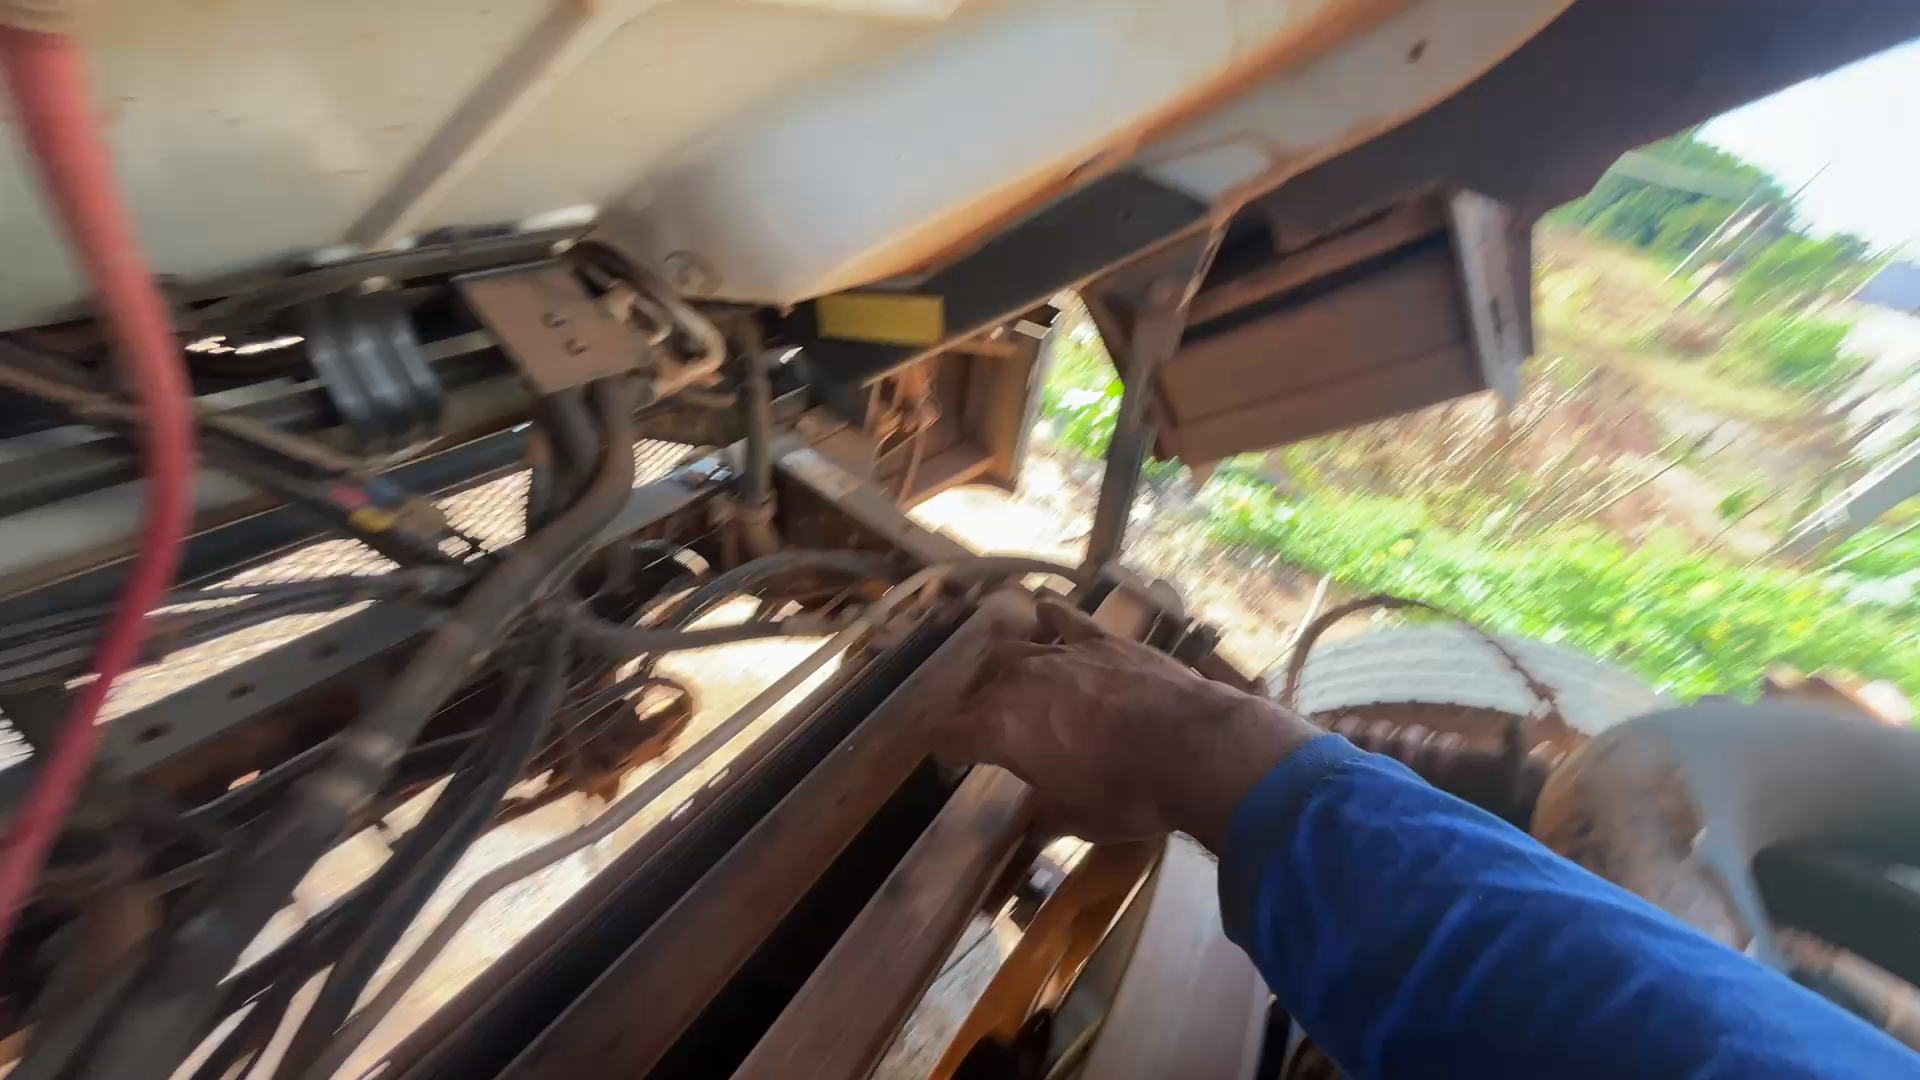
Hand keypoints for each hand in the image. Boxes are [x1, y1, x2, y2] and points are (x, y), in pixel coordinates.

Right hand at [934, 602, 1321, 850]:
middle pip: (977, 689)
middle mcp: (1019, 681)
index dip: (945, 751)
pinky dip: (1051, 615)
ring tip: (1006, 680)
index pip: (949, 734)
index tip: (952, 766)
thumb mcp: (1078, 818)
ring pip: (1012, 650)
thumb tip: (1034, 829)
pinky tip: (1043, 608)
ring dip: (1002, 668)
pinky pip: (1065, 620)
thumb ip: (1047, 816)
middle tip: (984, 731)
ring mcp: (1059, 653)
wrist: (1195, 748)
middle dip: (972, 710)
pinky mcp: (1099, 639)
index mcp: (1001, 728)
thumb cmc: (1129, 793)